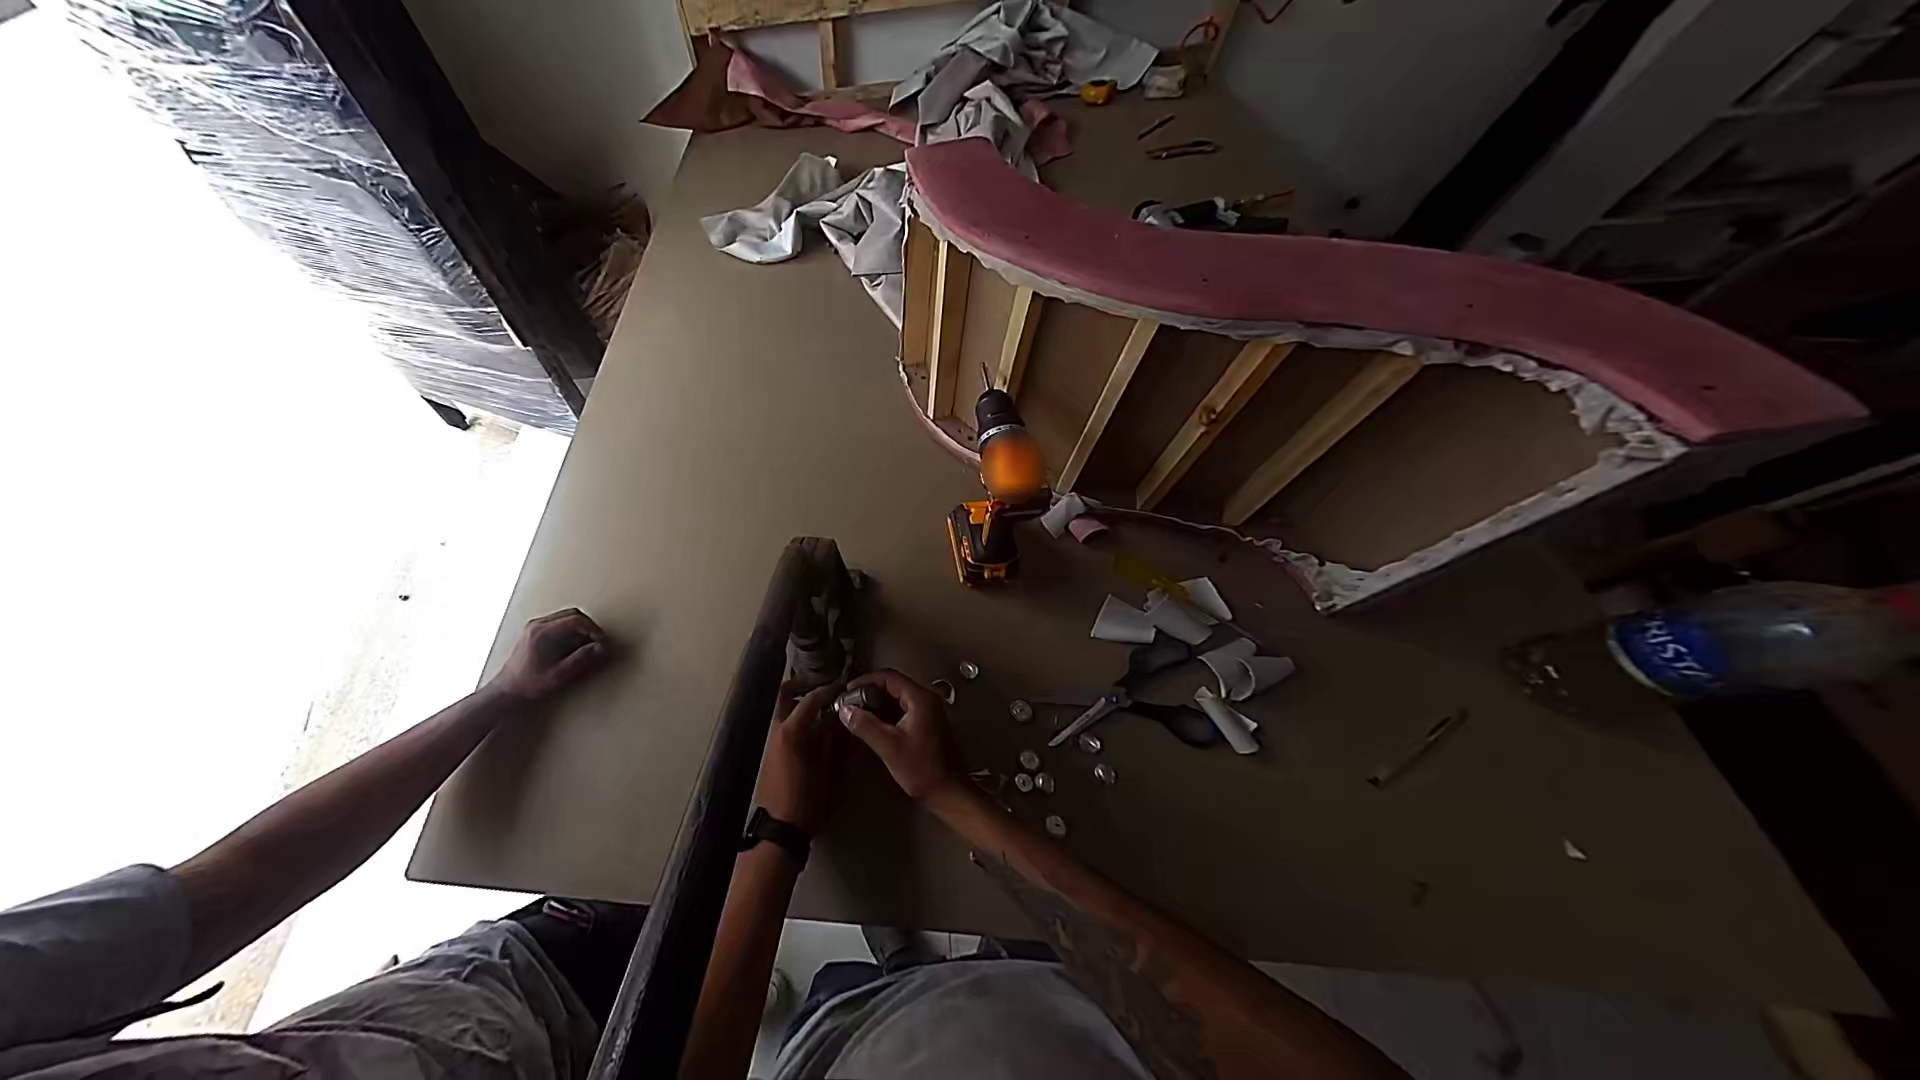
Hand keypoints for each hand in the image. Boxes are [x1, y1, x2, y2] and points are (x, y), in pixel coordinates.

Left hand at [491, 608, 610, 701]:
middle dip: (588, 626)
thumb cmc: (530, 683)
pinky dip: (570, 629)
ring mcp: (533, 627)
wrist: (508, 690)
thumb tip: (600, 647)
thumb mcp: (560, 674)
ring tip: (585, 644)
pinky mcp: (533, 631)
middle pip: (572, 613)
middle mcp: (536, 625)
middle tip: (596, 640)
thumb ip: (582, 659)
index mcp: (542, 633)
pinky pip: (557, 622)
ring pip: (565, 616)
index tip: (601, 640)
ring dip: (580, 627)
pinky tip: (572, 644)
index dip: (593, 628)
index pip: (575, 619)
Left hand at [757, 682, 850, 836]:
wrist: (779, 833)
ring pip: (781, 711)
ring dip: (799, 705)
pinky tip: (813, 733)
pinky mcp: (769, 755)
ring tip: (822, 713)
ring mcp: (769, 743)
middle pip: (783, 695)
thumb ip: (834, 741)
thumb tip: (841, 720)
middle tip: (822, 691)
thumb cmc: (806, 802)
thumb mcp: (829, 770)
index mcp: (791, 732)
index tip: (842, 688)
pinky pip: (782, 727)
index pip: (811, 699)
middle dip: (802, 687)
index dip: (829, 690)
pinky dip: (796, 722)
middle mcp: (775, 732)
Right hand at [839, 670, 964, 801]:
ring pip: (897, 697)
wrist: (945, 789)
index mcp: (921, 700)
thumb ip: (865, 725)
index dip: (866, 680)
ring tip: (859, 713)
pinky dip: (886, 712)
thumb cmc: (925, 770)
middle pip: (894, 684)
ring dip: (877, 703)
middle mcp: (927, 701)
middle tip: (852, 702)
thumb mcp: (888, 746)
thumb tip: (848, 711)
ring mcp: (928, 711)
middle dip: (870, 692)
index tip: (851, 689)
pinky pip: (903, 708)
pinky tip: (874, 724)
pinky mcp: (926, 723)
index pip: (890, 677)